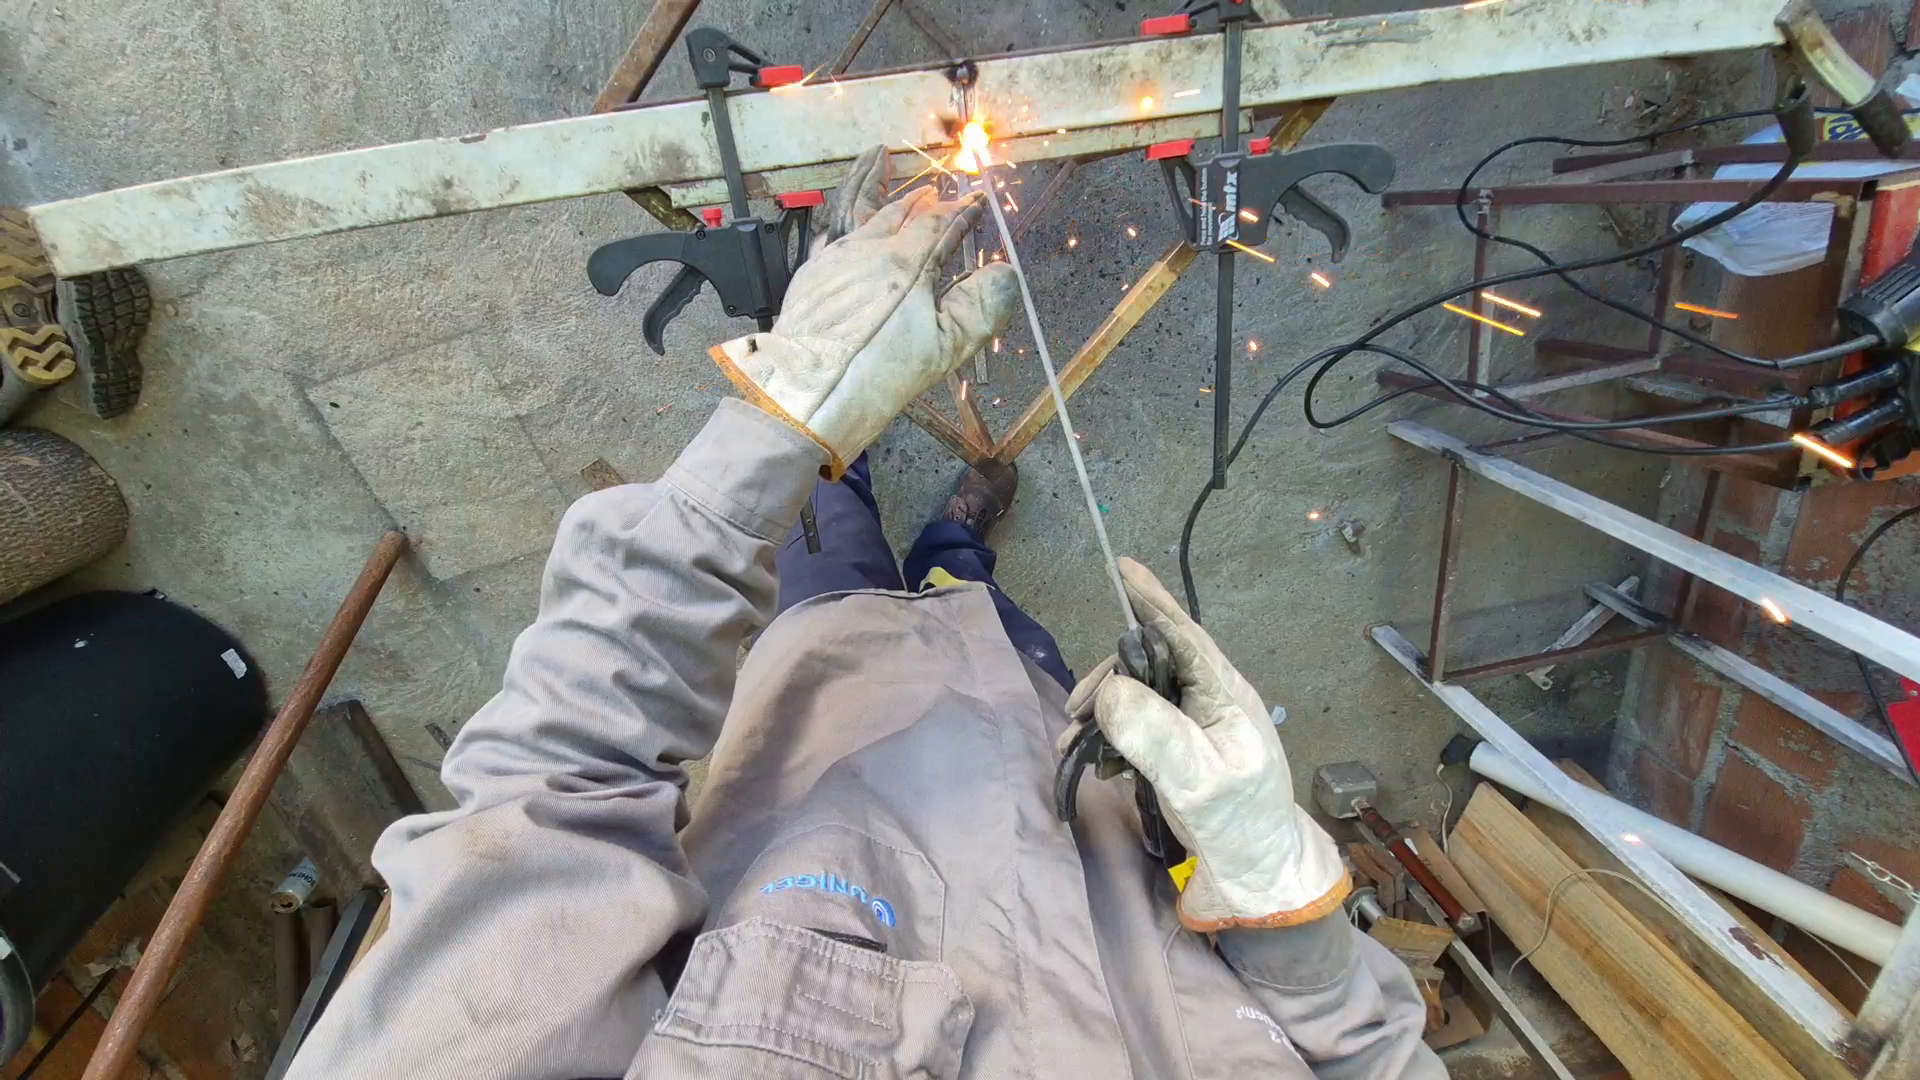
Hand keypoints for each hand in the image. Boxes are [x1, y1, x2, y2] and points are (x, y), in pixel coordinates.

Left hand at [711, 145, 1018, 477]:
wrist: (807, 393)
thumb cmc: (878, 375)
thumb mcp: (943, 348)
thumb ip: (979, 306)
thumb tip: (1006, 272)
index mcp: (906, 264)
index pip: (942, 224)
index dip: (963, 211)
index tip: (977, 201)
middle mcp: (868, 250)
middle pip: (902, 212)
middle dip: (924, 200)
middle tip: (937, 192)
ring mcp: (835, 259)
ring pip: (862, 213)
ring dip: (880, 193)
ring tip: (883, 164)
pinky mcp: (811, 276)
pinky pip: (833, 231)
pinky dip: (847, 216)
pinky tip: (848, 221)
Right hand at [1065, 558, 1348, 931]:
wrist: (1250, 876)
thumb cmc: (1240, 825)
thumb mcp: (1203, 781)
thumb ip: (1158, 735)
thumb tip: (1109, 690)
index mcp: (1222, 693)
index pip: (1184, 634)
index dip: (1154, 600)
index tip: (1124, 568)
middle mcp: (1203, 697)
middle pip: (1145, 662)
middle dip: (1106, 678)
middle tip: (1075, 713)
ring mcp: (1185, 721)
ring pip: (1131, 692)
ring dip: (1098, 710)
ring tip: (1071, 741)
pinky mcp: (1169, 744)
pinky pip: (1127, 721)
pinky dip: (1102, 733)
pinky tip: (1084, 755)